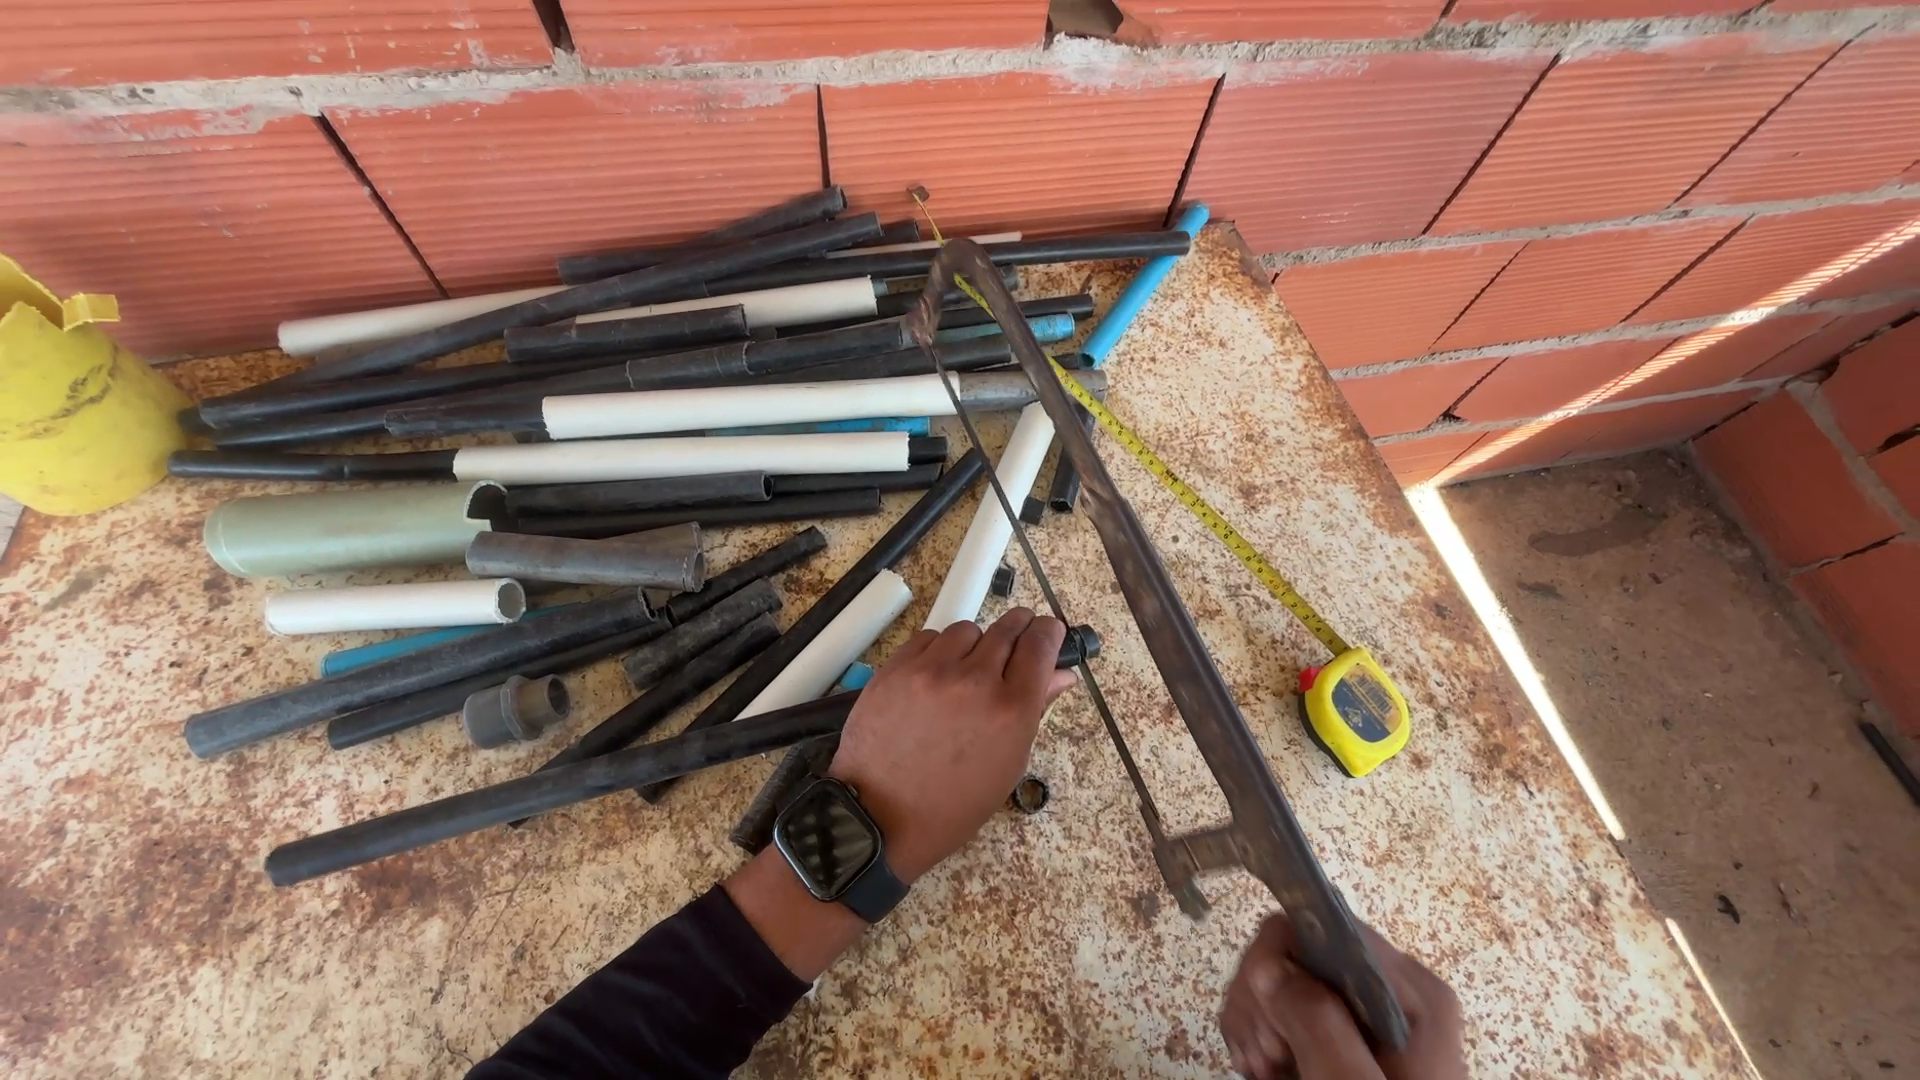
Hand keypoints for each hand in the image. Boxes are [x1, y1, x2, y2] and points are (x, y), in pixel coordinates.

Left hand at [827, 608, 1077, 882]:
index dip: (1049, 633)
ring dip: (975, 644)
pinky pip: (929, 639)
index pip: (1041, 644)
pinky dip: (938, 651)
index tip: (1048, 632)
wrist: (880, 816)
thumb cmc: (953, 804)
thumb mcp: (1008, 765)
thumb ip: (1035, 709)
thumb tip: (1061, 674)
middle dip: (1019, 630)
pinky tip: (936, 677)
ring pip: (967, 630)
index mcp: (1011, 710)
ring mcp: (932, 670)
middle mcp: (975, 681)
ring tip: (968, 670)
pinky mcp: (897, 667)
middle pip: (1008, 628)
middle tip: (1017, 640)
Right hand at [1220, 913, 1465, 1079]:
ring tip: (1264, 1071)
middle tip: (1265, 1062)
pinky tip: (1265, 1067)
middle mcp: (1388, 983)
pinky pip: (1274, 993)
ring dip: (1253, 1018)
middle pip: (1291, 946)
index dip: (1278, 965)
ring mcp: (1360, 1001)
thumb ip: (1318, 1026)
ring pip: (1274, 969)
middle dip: (1260, 999)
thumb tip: (1266, 963)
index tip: (1271, 1032)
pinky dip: (1255, 1029)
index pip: (1320, 927)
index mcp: (1411, 991)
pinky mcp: (1336, 1019)